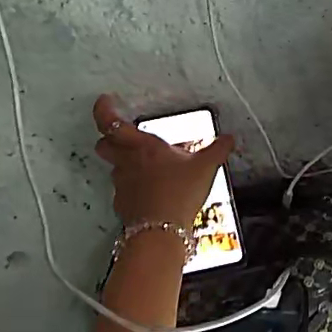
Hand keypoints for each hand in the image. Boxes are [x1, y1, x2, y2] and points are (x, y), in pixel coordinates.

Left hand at [92, 95, 236, 228]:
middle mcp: (127, 163)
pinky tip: (149, 190)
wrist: (162, 230)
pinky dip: (133, 186)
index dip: (104, 109)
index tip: (105, 101)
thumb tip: (227, 139)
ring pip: (114, 167)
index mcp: (143, 147)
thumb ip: (217, 149)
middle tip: (119, 134)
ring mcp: (123, 184)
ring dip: (124, 163)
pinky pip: (124, 190)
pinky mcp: (124, 204)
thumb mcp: (206, 166)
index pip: (112, 123)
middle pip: (104, 144)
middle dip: (109, 138)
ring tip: (144, 165)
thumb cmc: (178, 194)